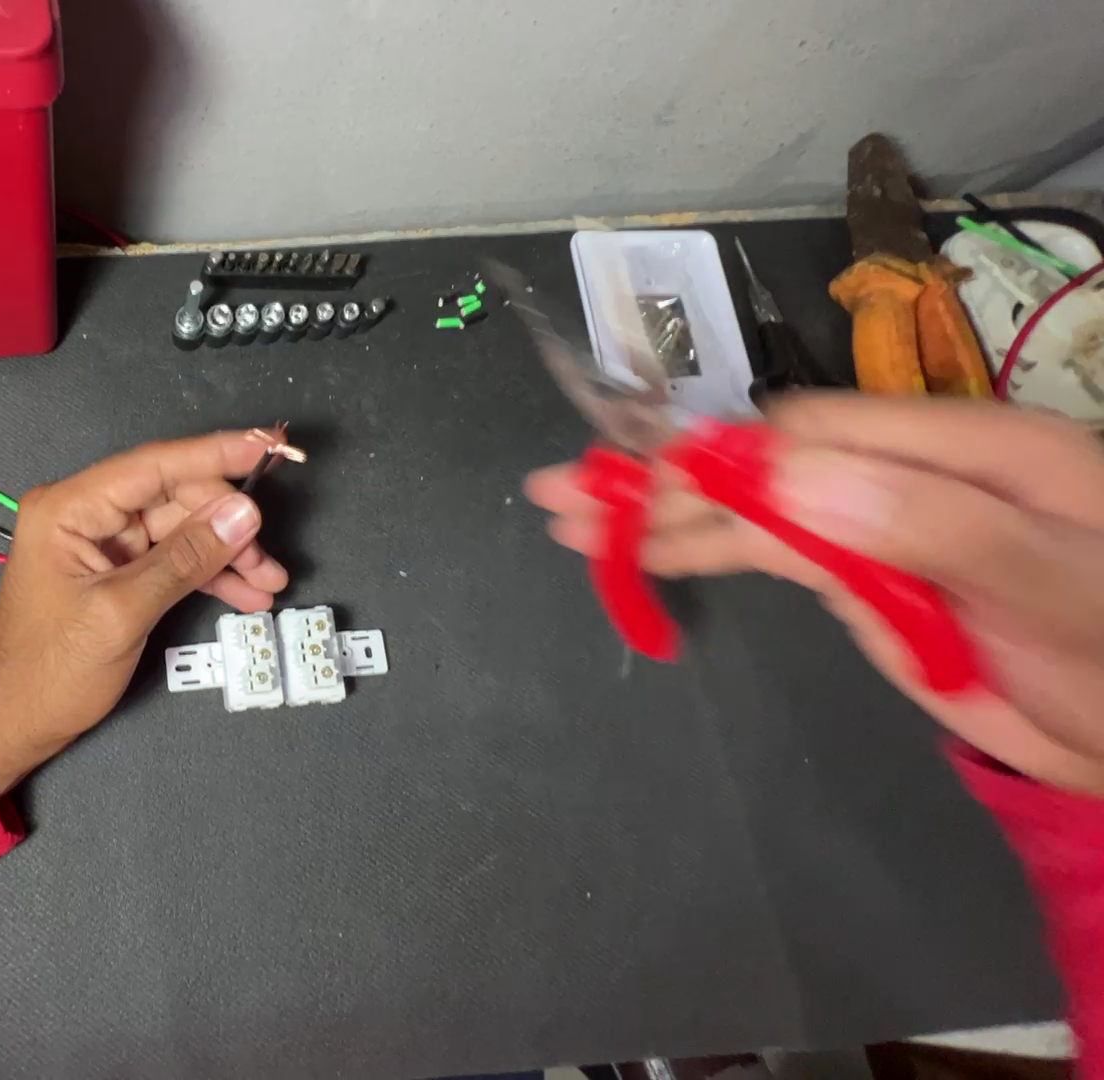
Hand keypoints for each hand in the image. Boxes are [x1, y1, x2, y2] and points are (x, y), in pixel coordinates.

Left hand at [0, 431, 288, 791]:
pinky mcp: (117, 569)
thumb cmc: (54, 671)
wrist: (17, 722)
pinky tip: (245, 593)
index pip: (155, 465)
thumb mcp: (123, 613)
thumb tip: (245, 513)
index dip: (218, 454)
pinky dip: (208, 574)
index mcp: (70, 508)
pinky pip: (172, 558)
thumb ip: (184, 559)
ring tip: (269, 584)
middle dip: (228, 526)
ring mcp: (102, 541)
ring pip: (181, 529)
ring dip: (227, 554)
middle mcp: (85, 513)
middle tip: (272, 561)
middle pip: (174, 498)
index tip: (274, 446)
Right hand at [526, 394, 1103, 796]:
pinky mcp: (846, 568)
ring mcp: (866, 520)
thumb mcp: (1060, 592)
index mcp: (963, 450)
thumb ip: (933, 526)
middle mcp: (900, 472)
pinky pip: (751, 546)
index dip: (710, 457)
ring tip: (567, 520)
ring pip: (735, 506)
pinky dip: (686, 547)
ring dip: (649, 513)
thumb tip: (788, 480)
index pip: (806, 433)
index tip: (631, 488)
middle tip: (560, 493)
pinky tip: (633, 548)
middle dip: (651, 480)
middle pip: (750, 463)